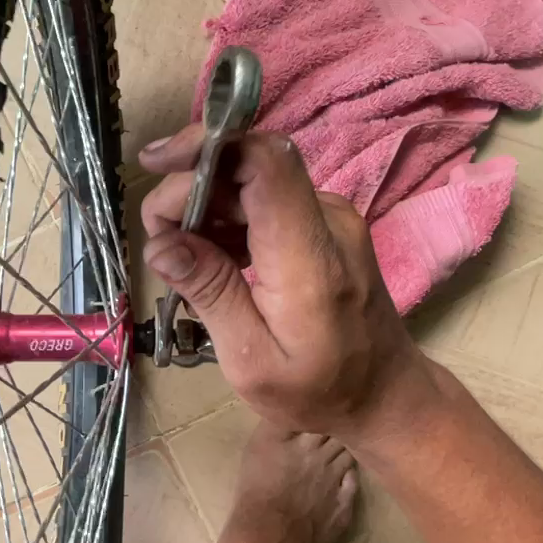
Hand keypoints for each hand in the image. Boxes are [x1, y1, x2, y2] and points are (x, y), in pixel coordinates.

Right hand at [139, 127, 429, 439]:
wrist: (386, 395)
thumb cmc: (320, 392)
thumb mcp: (252, 360)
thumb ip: (210, 294)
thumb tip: (160, 245)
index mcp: (309, 257)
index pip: (265, 162)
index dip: (207, 147)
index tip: (156, 166)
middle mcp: (326, 220)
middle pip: (247, 167)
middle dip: (188, 190)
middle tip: (158, 242)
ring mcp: (327, 217)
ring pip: (249, 183)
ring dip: (202, 207)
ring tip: (178, 256)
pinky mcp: (320, 224)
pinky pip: (262, 202)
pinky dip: (224, 219)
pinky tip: (207, 257)